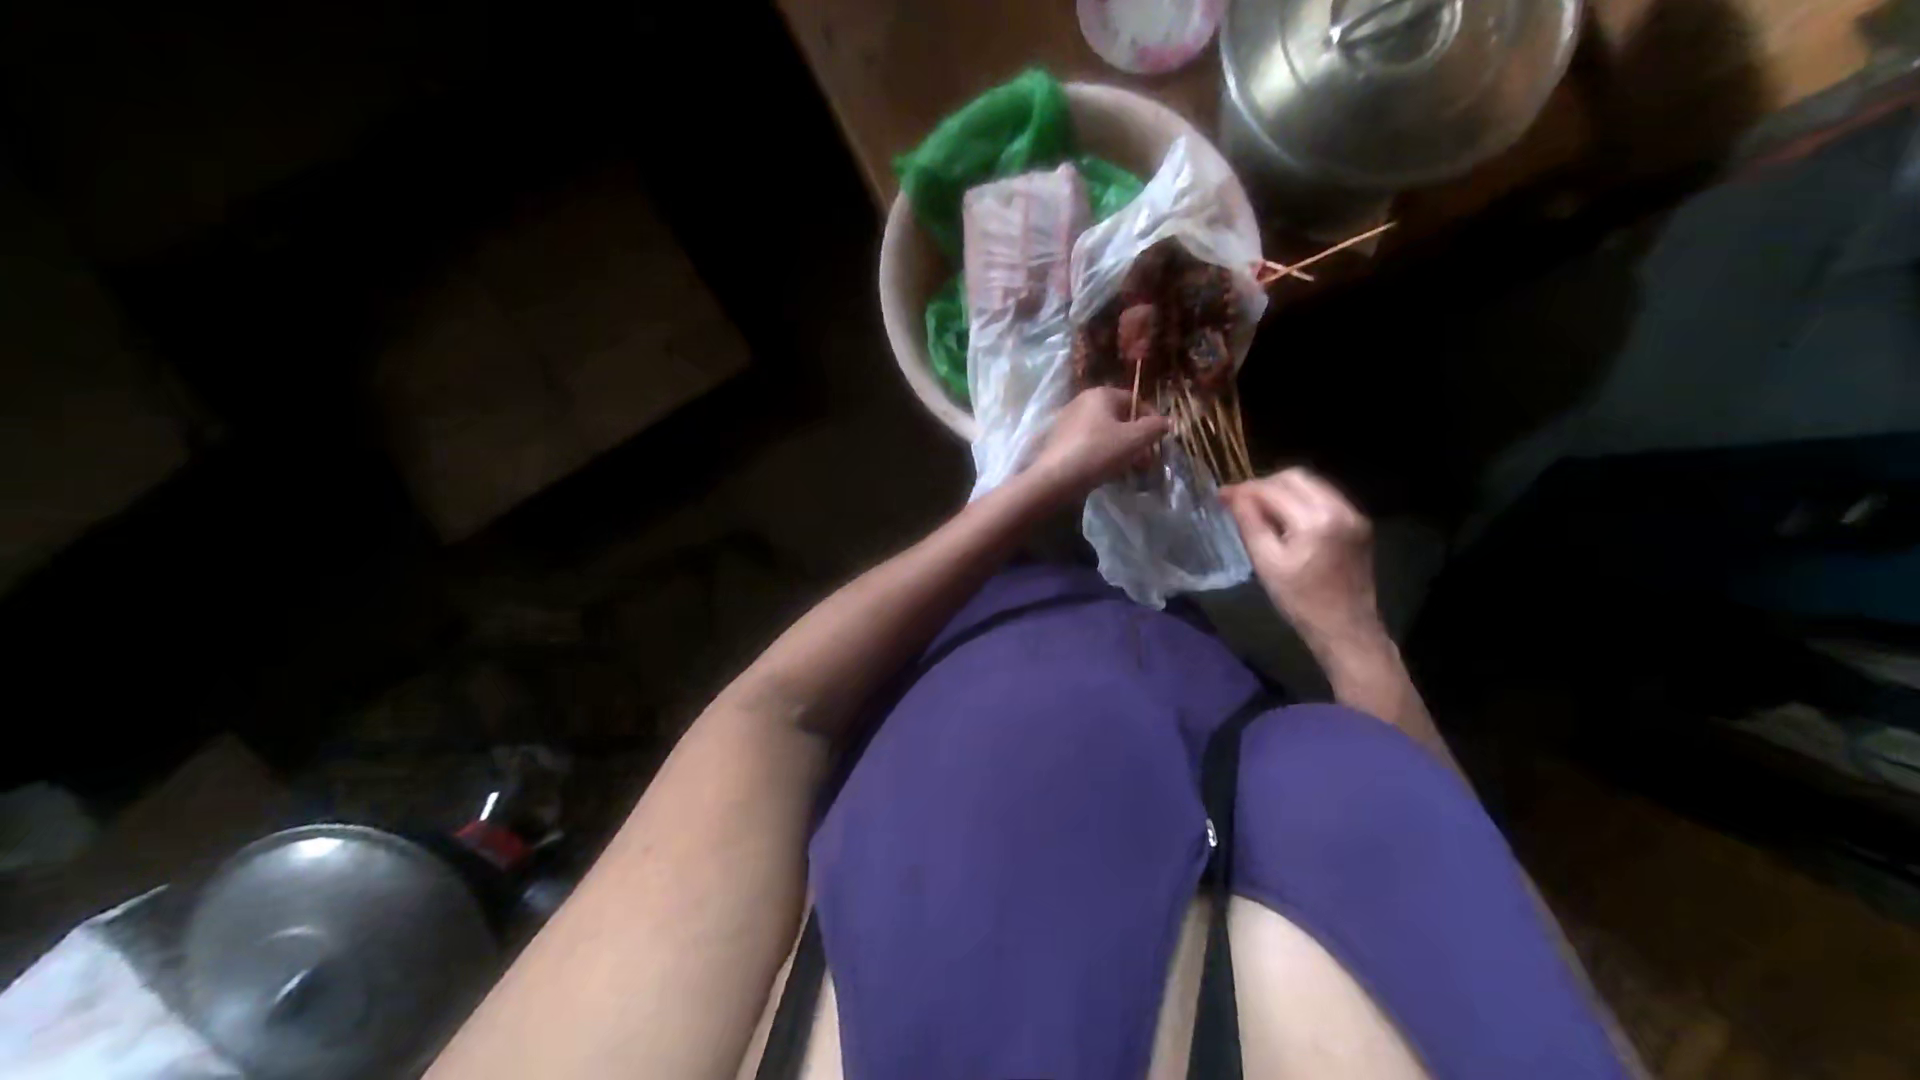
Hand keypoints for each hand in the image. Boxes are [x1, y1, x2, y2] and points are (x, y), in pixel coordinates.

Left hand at [1025, 387, 1170, 503]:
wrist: (1056, 478)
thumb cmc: (1098, 452)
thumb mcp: (1134, 439)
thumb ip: (1155, 427)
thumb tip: (1167, 422)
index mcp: (1101, 394)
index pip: (1135, 400)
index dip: (1151, 419)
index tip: (1158, 441)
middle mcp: (1082, 401)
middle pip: (1119, 417)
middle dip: (1136, 438)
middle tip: (1146, 460)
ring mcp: (1067, 421)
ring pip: (1104, 432)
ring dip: (1120, 448)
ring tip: (1129, 469)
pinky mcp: (1059, 441)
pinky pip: (1088, 443)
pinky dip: (1101, 454)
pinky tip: (1106, 471)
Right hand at [1221, 468, 1385, 656]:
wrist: (1346, 627)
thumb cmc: (1299, 601)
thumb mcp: (1266, 563)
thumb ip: (1249, 523)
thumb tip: (1231, 495)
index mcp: (1316, 521)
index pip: (1273, 489)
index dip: (1244, 489)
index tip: (1221, 496)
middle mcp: (1340, 509)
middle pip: (1295, 477)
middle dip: (1264, 485)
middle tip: (1241, 501)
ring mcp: (1353, 515)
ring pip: (1311, 484)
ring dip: (1282, 490)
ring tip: (1259, 509)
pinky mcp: (1358, 523)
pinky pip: (1324, 498)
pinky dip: (1301, 500)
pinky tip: (1285, 518)